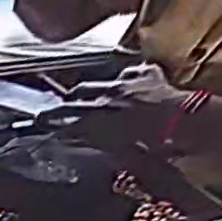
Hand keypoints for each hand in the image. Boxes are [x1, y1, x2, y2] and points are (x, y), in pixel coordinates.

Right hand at [43, 63, 186, 148]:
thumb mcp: (109, 148)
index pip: (62, 115)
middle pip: (80, 91)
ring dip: (96, 88)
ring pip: (103, 80)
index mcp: (94, 116)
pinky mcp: (149, 75)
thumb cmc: (145, 144)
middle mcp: (107, 95)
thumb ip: (88, 139)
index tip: (40, 119)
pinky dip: (129, 78)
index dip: (49, 117)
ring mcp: (129, 82)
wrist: (181, 122)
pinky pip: (133, 72)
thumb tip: (70, 135)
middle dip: (70, 99)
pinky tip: (131, 84)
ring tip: (97, 95)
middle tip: (66, 106)